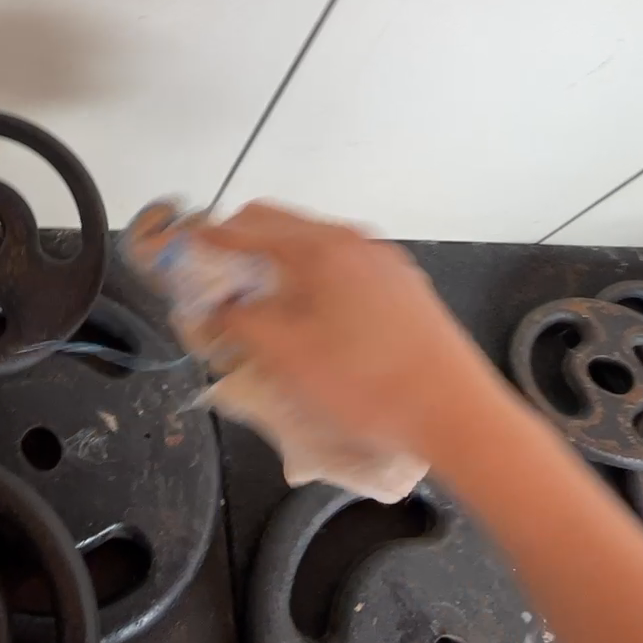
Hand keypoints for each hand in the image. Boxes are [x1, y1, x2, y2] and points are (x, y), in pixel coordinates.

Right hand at [198, 202, 500, 456]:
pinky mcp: (403, 284)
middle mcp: (352, 240)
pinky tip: (310, 313)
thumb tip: (214, 306)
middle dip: (240, 244)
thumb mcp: (282, 352)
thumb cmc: (363, 382)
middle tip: (218, 279)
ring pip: (312, 244)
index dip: (207, 237)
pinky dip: (310, 275)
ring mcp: (383, 260)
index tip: (181, 250)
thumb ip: (235, 318)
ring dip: (276, 261)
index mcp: (319, 246)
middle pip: (279, 223)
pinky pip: (340, 264)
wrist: (461, 418)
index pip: (246, 226)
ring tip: (261, 300)